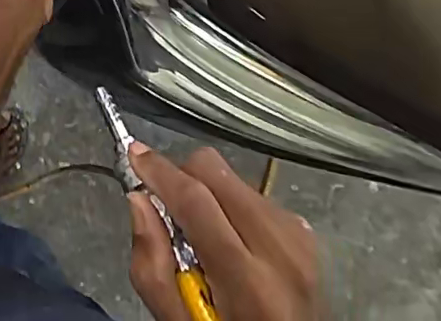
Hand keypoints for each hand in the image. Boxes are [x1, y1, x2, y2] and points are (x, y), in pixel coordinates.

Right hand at [127, 144, 318, 320]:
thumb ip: (150, 266)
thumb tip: (139, 200)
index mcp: (249, 286)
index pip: (195, 201)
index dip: (159, 171)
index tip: (134, 153)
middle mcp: (280, 253)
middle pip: (213, 171)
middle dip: (181, 176)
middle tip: (167, 205)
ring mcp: (299, 240)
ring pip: (231, 176)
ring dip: (206, 190)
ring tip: (201, 229)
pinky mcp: (307, 235)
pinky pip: (252, 192)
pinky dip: (229, 202)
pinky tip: (228, 236)